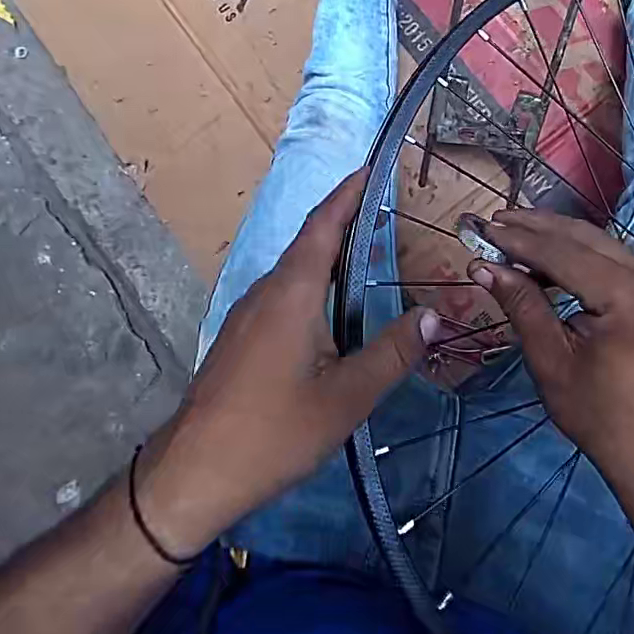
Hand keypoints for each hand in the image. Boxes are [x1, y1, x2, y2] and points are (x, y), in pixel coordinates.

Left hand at [134, 171, 439, 555]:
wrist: (196, 466)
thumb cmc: (274, 430)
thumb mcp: (346, 397)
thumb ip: (392, 353)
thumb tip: (436, 314)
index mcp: (291, 291)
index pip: (323, 226)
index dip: (347, 194)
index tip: (369, 168)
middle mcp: (266, 289)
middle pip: (308, 241)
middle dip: (342, 217)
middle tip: (381, 205)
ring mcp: (248, 310)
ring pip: (294, 268)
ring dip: (327, 250)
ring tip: (365, 248)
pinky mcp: (242, 332)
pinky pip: (282, 290)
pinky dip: (311, 279)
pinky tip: (328, 304)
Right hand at [469, 210, 633, 485]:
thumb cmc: (604, 417)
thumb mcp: (552, 361)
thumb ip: (521, 304)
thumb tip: (482, 266)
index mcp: (633, 299)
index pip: (562, 253)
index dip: (516, 240)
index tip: (480, 228)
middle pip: (582, 238)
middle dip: (532, 228)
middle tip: (490, 222)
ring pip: (597, 242)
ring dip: (551, 236)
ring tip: (509, 233)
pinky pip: (611, 257)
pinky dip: (574, 253)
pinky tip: (544, 257)